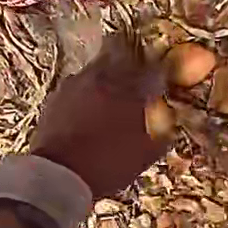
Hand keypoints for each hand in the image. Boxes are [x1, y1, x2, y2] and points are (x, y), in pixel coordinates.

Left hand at [29, 37, 166, 195]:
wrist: (58, 175)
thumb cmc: (109, 163)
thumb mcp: (145, 154)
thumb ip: (161, 135)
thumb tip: (170, 127)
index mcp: (130, 90)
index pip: (154, 69)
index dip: (164, 69)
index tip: (168, 73)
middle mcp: (103, 79)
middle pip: (121, 52)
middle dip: (133, 57)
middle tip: (141, 67)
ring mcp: (76, 85)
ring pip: (98, 67)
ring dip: (109, 72)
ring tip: (115, 88)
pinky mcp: (57, 96)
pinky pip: (80, 84)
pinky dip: (90, 89)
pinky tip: (92, 105)